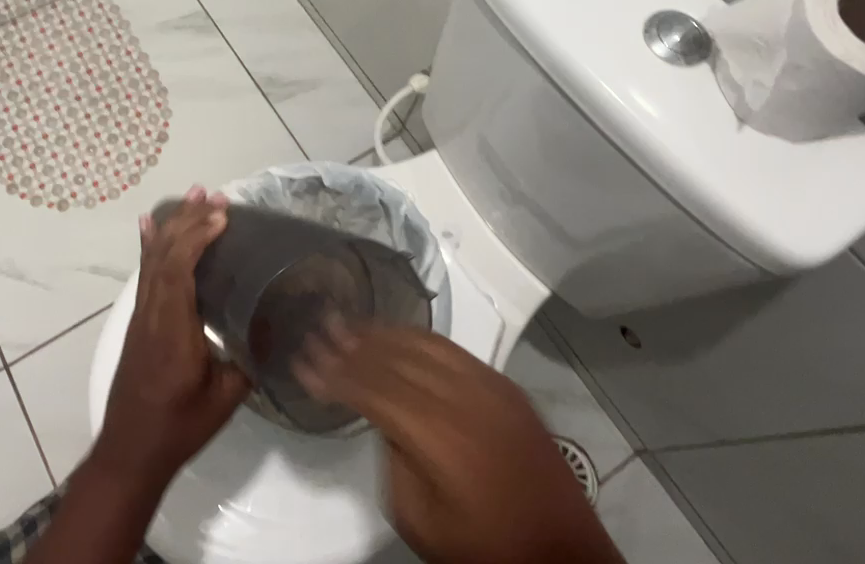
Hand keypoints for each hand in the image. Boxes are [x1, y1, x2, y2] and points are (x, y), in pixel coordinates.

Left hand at [86, 186, 251, 491]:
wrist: (130, 450)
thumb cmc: (179, 426)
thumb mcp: (225, 398)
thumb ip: (247, 361)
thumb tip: (274, 329)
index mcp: (173, 330)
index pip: (179, 271)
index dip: (198, 238)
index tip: (223, 216)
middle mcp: (153, 314)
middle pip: (165, 255)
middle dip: (189, 220)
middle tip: (214, 194)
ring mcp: (142, 316)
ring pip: (153, 260)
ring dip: (173, 225)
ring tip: (192, 195)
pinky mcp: (139, 322)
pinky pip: (145, 273)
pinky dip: (149, 245)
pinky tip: (149, 224)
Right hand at [296, 323, 623, 563]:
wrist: (561, 553)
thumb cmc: (484, 547)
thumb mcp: (420, 519)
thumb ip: (393, 458)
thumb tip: (381, 418)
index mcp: (438, 434)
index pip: (373, 387)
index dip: (334, 372)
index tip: (303, 362)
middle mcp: (463, 397)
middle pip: (395, 357)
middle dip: (351, 343)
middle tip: (316, 329)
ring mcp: (489, 385)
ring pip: (423, 343)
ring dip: (381, 332)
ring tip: (347, 323)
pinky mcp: (504, 385)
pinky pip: (451, 348)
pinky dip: (416, 337)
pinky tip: (395, 335)